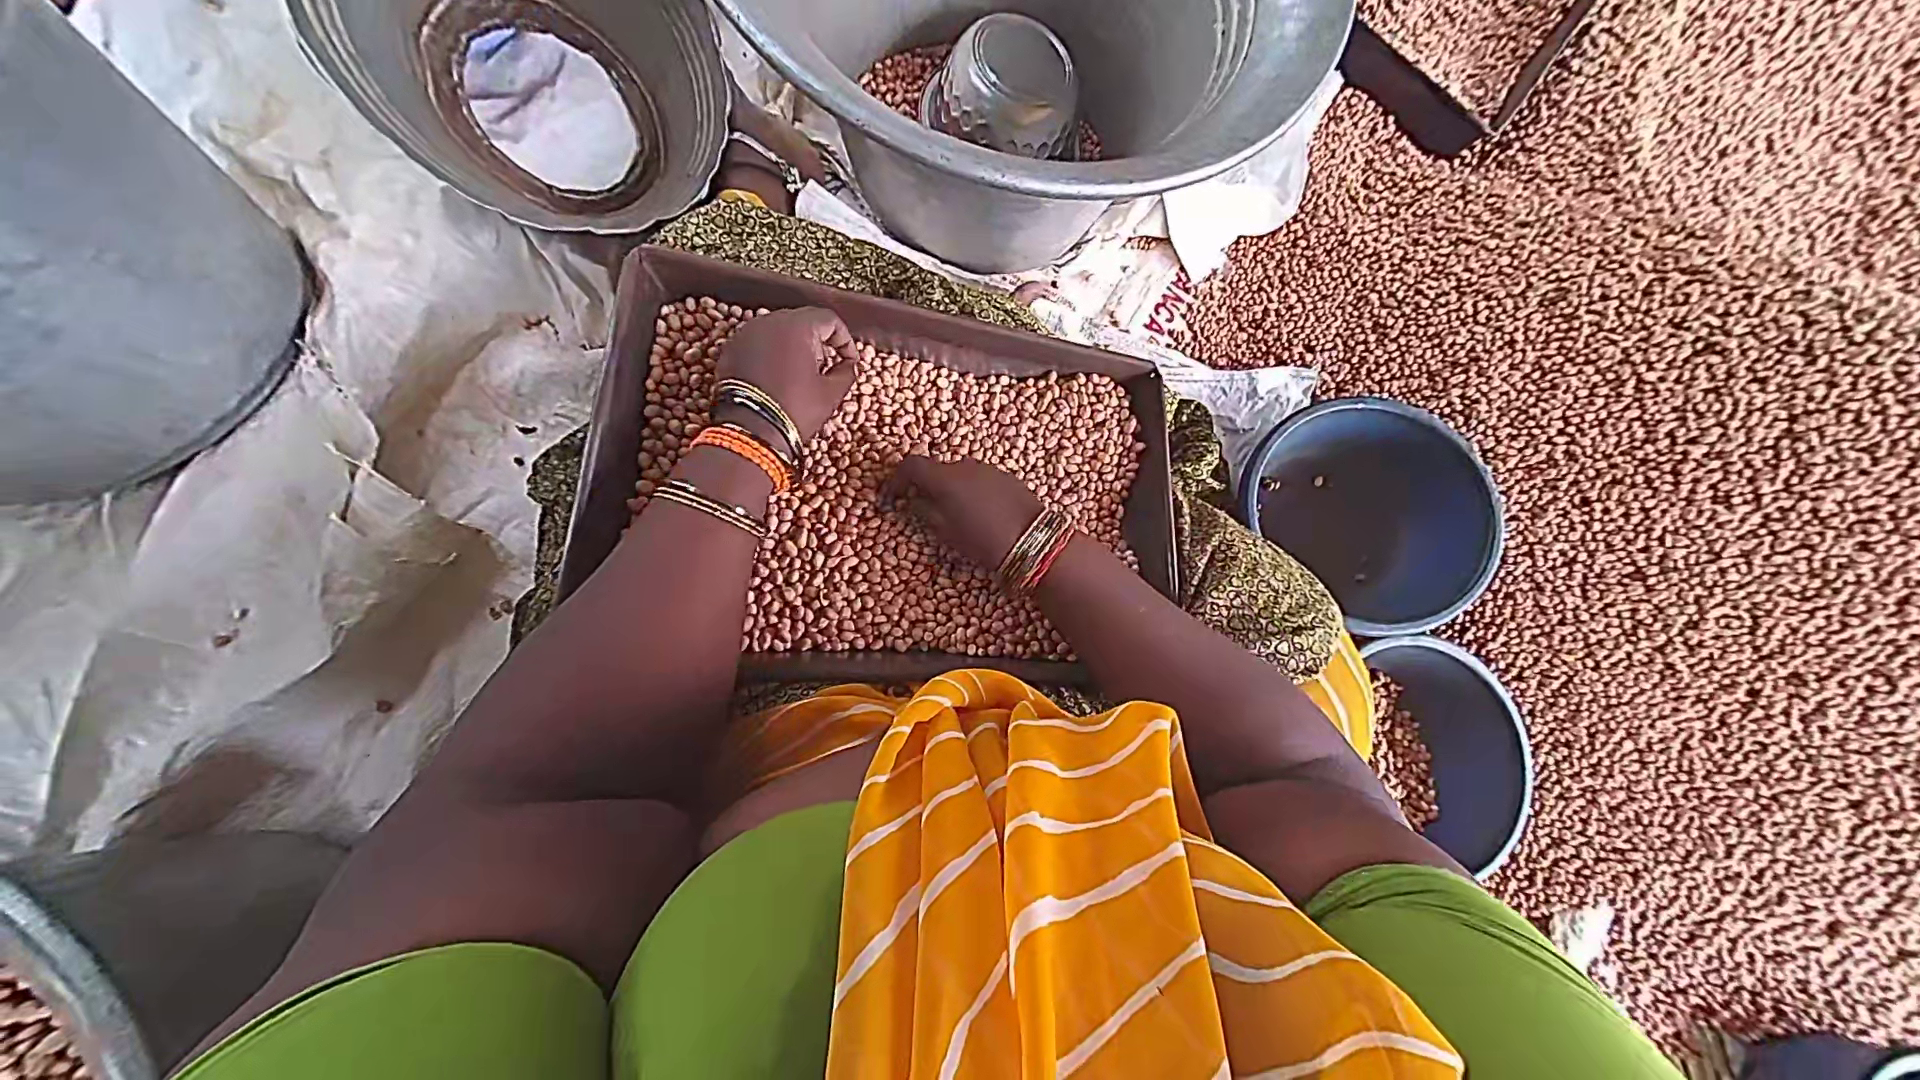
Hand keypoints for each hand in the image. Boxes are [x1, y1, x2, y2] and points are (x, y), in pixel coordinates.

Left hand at [714, 307, 857, 443]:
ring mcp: (745, 335)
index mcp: (797, 326)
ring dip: (794, 349)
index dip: (845, 341)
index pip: (829, 320)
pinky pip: (758, 345)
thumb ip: (846, 372)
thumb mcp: (830, 393)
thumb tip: (849, 366)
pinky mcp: (730, 351)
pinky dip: (771, 357)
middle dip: (818, 344)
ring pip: (778, 333)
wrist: (750, 430)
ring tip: (801, 376)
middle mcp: (768, 322)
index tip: (848, 360)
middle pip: (802, 322)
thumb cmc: (793, 410)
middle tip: (826, 369)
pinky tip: (778, 380)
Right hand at [882, 456, 1044, 571]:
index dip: (897, 478)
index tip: (893, 494)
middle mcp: (965, 466)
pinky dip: (971, 492)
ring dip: (951, 490)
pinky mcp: (1007, 478)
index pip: (911, 465)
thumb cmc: (984, 541)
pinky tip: (979, 515)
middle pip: (937, 470)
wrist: (1034, 541)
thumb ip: (926, 513)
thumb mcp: (948, 533)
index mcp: (945, 478)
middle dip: (927, 486)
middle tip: (923, 509)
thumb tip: (914, 502)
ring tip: (954, 516)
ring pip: (960, 475)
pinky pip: (980, 480)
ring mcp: (988, 470)